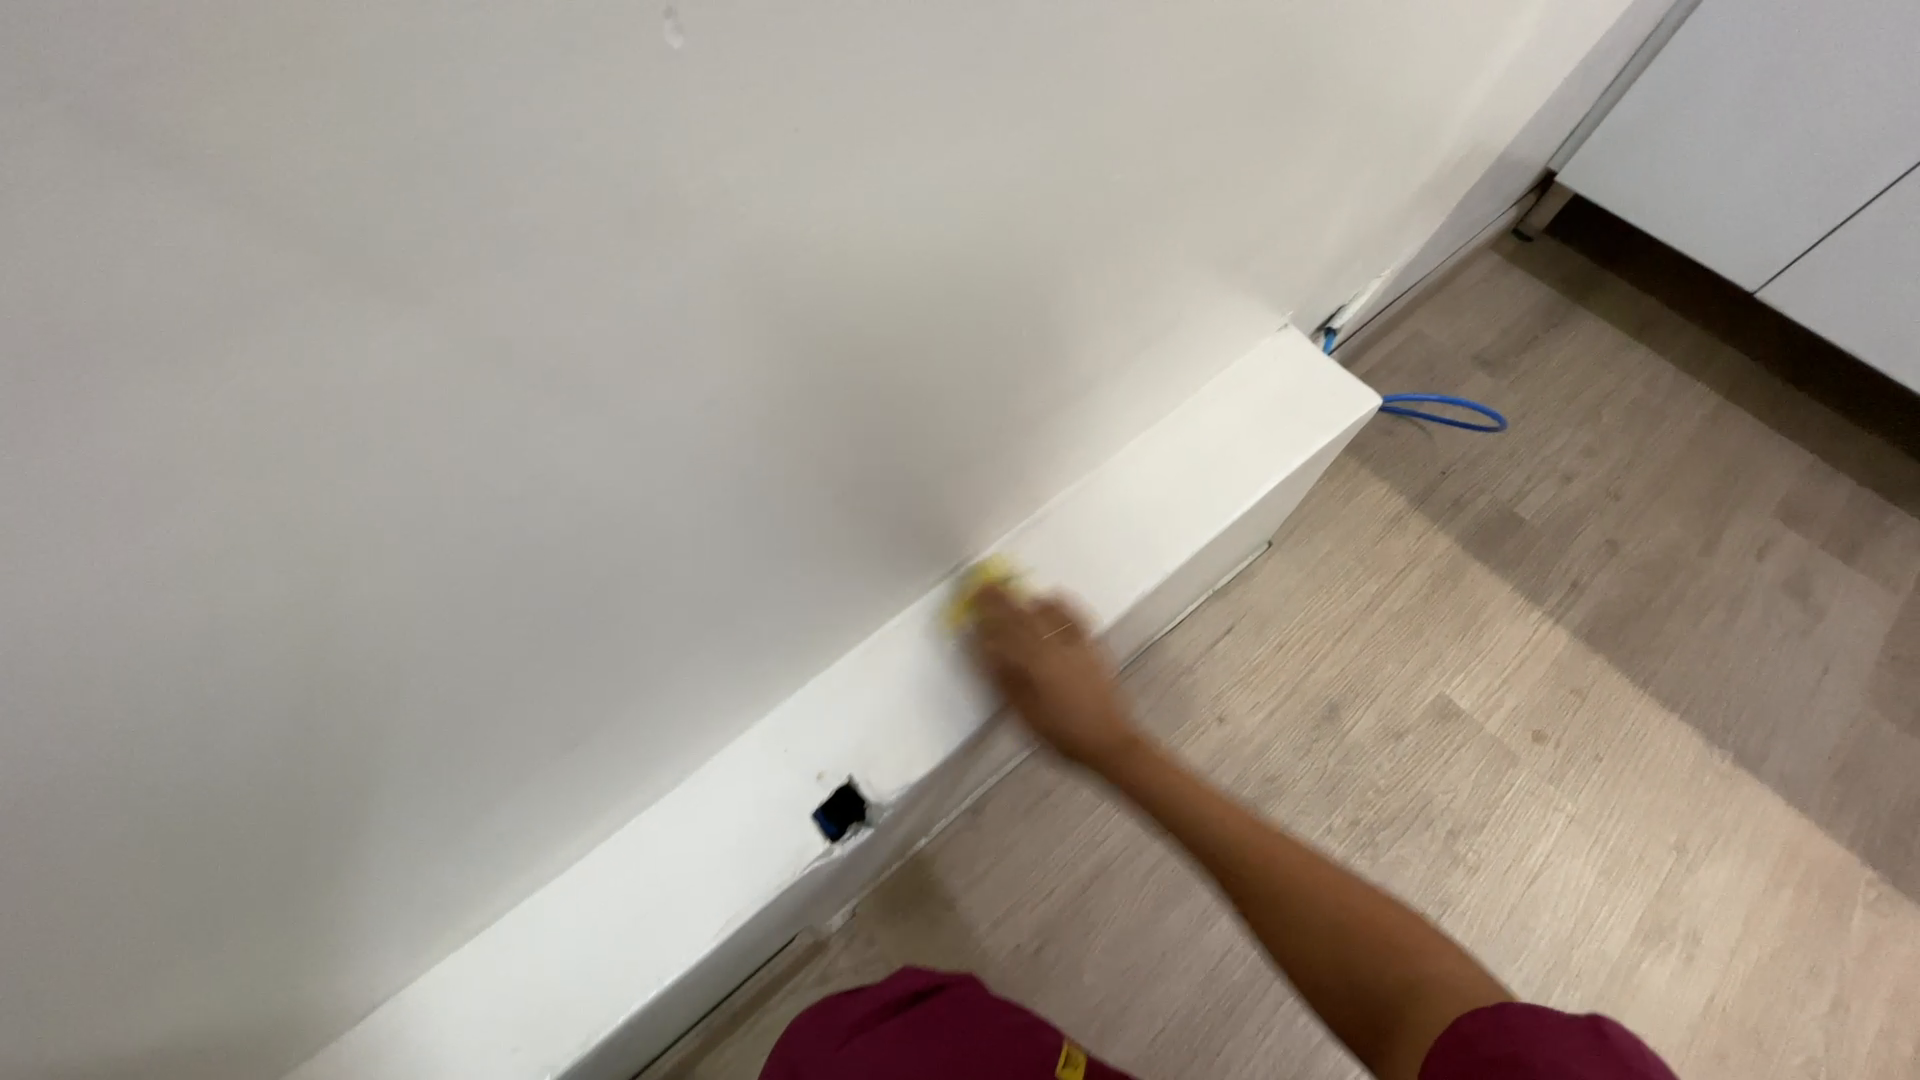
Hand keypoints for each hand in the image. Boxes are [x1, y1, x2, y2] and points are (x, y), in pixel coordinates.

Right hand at [966, 584, 1145, 769]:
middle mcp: (1051, 647)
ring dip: (1025, 600)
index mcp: (1031, 665)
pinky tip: (1050, 598)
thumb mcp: (1023, 711)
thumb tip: (986, 650)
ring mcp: (1074, 644)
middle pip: (1020, 616)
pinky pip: (1073, 616)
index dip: (984, 614)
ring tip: (1012, 593)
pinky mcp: (1092, 645)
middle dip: (1000, 599)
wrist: (1106, 740)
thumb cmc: (1059, 733)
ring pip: (1044, 612)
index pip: (1001, 632)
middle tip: (985, 587)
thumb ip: (1004, 678)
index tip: (971, 601)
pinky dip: (1059, 603)